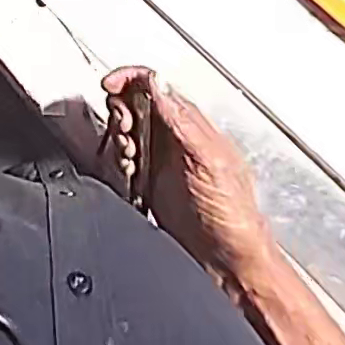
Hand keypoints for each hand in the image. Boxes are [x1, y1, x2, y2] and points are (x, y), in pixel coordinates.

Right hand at [103, 66, 273, 283]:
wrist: (231, 266)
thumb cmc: (234, 217)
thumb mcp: (209, 161)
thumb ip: (181, 121)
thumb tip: (158, 83)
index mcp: (190, 122)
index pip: (155, 84)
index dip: (129, 78)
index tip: (110, 85)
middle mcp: (174, 136)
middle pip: (135, 102)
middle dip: (119, 109)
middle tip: (123, 130)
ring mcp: (161, 158)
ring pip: (127, 129)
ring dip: (119, 136)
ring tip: (128, 154)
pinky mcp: (149, 182)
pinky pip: (124, 159)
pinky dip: (118, 160)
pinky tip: (127, 172)